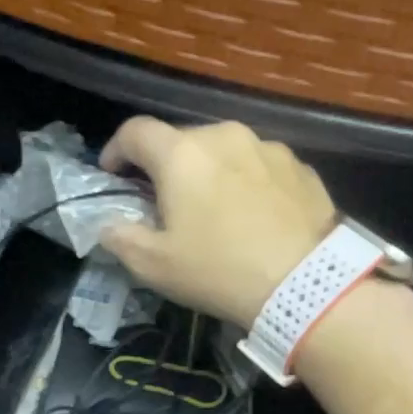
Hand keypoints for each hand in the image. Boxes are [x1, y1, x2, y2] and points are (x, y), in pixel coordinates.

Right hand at [98, 117, 335, 328]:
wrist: (304, 281)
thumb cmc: (218, 270)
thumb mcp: (155, 266)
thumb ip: (122, 239)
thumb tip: (108, 225)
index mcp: (182, 155)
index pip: (135, 132)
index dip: (116, 150)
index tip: (112, 174)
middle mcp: (224, 136)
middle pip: (182, 140)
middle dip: (165, 167)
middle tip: (163, 204)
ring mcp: (267, 147)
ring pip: (224, 152)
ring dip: (208, 174)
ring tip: (211, 212)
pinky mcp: (299, 166)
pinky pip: (258, 167)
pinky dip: (244, 184)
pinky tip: (249, 219)